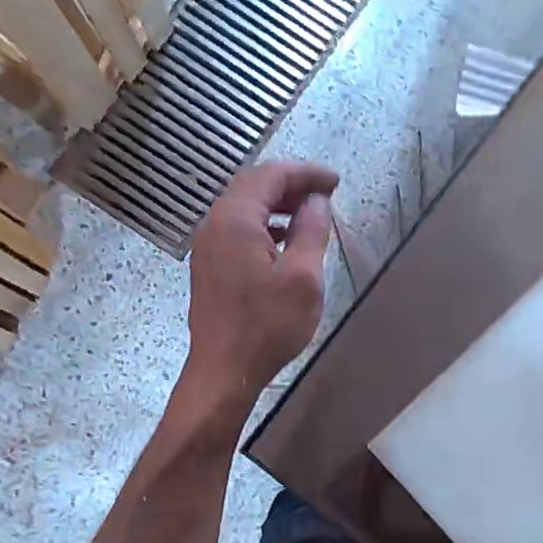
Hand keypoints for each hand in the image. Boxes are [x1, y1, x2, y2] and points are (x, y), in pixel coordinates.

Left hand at [187, 162, 337, 396]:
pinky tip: (285, 241)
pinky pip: (238, 230)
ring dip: (277, 205)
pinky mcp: (209, 267)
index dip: (306, 173)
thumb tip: (316, 202)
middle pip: (253, 187)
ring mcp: (207, 246)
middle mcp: (215, 225)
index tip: (335, 182)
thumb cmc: (267, 325)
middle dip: (291, 184)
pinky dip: (264, 226)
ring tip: (310, 214)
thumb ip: (311, 231)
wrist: (224, 370)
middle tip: (325, 194)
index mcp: (236, 219)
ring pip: (244, 208)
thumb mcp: (303, 277)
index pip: (270, 176)